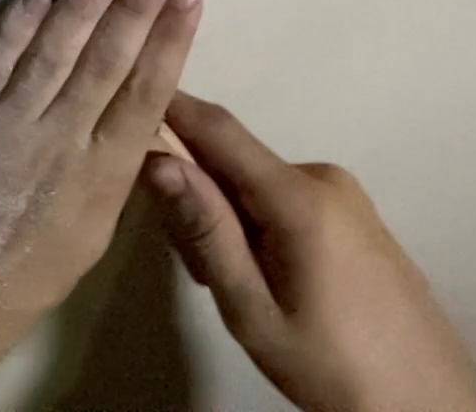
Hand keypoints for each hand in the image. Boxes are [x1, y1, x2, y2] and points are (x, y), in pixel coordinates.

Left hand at [0, 0, 202, 313]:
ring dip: (80, 5)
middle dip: (134, 6)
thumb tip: (138, 98)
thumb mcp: (101, 218)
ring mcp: (9, 124)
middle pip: (104, 61)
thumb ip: (118, 156)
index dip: (169, 39)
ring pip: (52, 54)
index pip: (145, 92)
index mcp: (105, 171)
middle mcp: (62, 140)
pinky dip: (14, 29)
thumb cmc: (44, 256)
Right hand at [148, 93, 475, 411]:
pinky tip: (263, 274)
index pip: (215, 127)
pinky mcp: (352, 213)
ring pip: (251, 179)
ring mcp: (342, 194)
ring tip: (232, 281)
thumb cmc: (337, 369)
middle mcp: (321, 177)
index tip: (122, 106)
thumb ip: (205, 231)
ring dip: (223, 213)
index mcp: (298, 196)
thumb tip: (156, 160)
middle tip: (193, 264)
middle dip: (193, 191)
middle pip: (228, 157)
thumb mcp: (254, 311)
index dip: (167, 106)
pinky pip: (280, 194)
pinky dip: (253, 219)